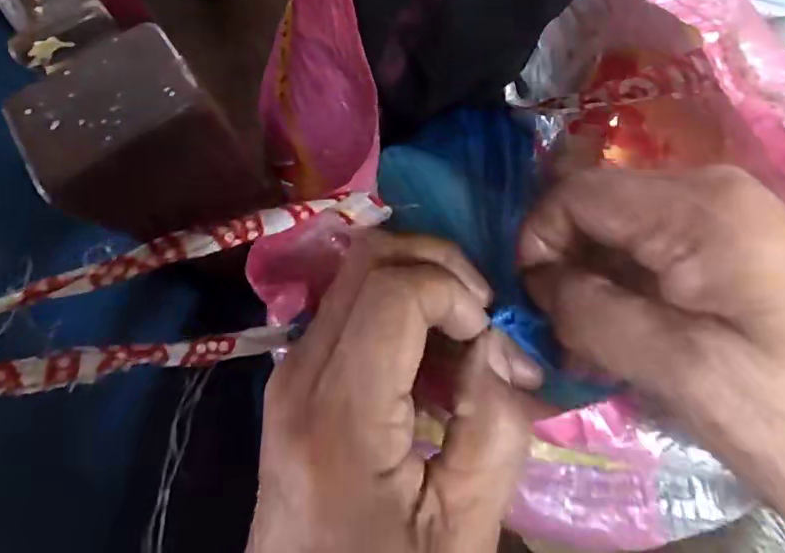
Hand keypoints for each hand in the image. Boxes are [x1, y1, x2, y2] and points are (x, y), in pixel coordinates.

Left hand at [248, 233, 543, 552]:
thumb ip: (493, 426)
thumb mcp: (463, 530)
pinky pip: (352, 303)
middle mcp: (301, 374)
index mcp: (339, 417)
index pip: (393, 290)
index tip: (487, 334)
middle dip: (439, 265)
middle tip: (482, 313)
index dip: (452, 291)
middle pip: (369, 259)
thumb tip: (491, 345)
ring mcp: (290, 369)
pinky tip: (435, 355)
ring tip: (467, 337)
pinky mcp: (296, 373)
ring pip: (359, 271)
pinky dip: (402, 305)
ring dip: (423, 282)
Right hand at [517, 167, 784, 526]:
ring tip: (595, 351)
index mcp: (701, 206)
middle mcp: (715, 190)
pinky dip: (635, 289)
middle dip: (571, 264)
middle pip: (605, 206)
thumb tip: (538, 281)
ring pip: (629, 230)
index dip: (541, 237)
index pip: (582, 190)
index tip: (530, 303)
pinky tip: (635, 341)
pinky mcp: (743, 248)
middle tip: (561, 339)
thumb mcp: (686, 374)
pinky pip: (663, 250)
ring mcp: (733, 216)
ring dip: (600, 282)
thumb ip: (597, 314)